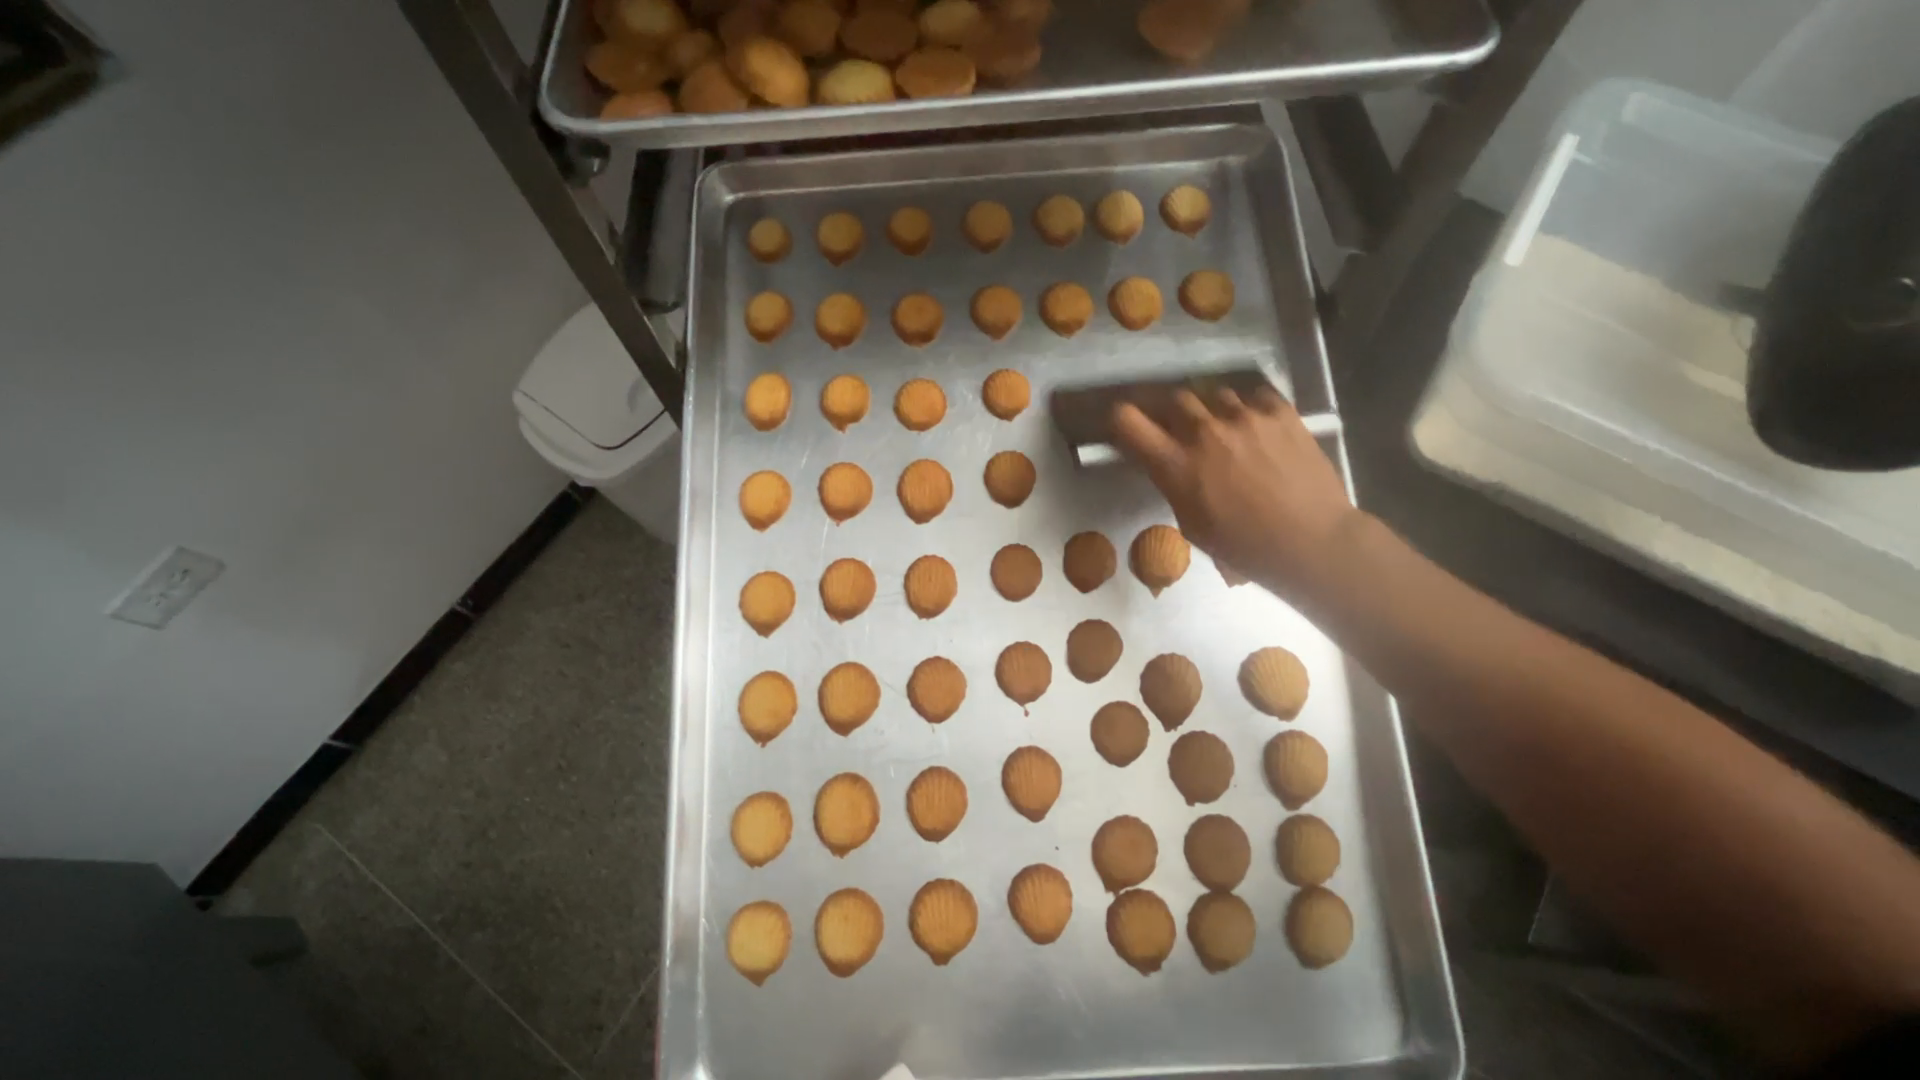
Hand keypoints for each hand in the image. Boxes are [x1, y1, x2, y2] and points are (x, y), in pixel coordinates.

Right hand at [1110, 386, 1358, 596]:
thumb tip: (1168, 463)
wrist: (1311, 540)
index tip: (1128, 428)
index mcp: (1176, 465)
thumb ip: (1173, 484)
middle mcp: (1205, 432)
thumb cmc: (1245, 546)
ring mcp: (1245, 417)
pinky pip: (1253, 395)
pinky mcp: (1279, 411)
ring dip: (1212, 411)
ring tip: (1226, 431)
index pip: (1127, 420)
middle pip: (1172, 398)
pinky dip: (1248, 407)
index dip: (1121, 420)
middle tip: (1181, 431)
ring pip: (1213, 394)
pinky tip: (1256, 427)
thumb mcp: (1192, 524)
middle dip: (1171, 413)